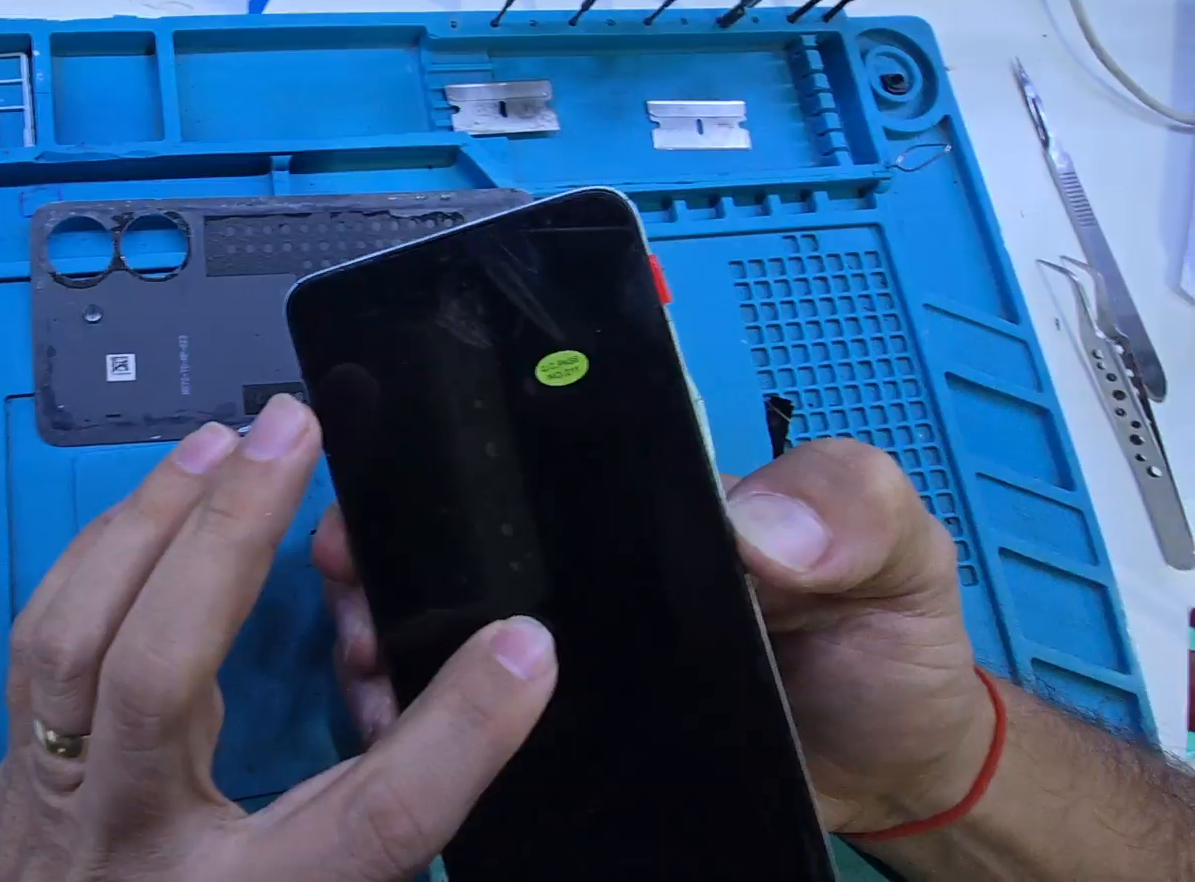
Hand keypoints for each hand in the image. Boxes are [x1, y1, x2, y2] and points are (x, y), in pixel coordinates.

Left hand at [0, 396, 557, 881]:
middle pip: (159, 676)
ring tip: (217, 442)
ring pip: (72, 636)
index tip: (520, 645)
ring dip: (151, 517)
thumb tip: (440, 664)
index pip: (365, 822)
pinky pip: (42, 629)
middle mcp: (130, 837)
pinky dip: (103, 545)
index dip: (456, 734)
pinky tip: (151, 500)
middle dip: (230, 533)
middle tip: (290, 429)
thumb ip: (365, 794)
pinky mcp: (12, 749)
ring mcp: (51, 788)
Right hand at [314, 438, 996, 835]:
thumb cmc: (870, 635)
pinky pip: (460, 705)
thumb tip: (748, 532)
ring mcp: (543, 643)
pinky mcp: (539, 717)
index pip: (507, 466)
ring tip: (361, 647)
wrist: (881, 767)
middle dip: (378, 544)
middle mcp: (559, 561)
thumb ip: (841, 508)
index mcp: (613, 501)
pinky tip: (387, 717)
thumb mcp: (885, 545)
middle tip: (348, 568)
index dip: (436, 466)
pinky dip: (414, 707)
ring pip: (433, 616)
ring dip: (378, 620)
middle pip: (444, 539)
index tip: (379, 485)